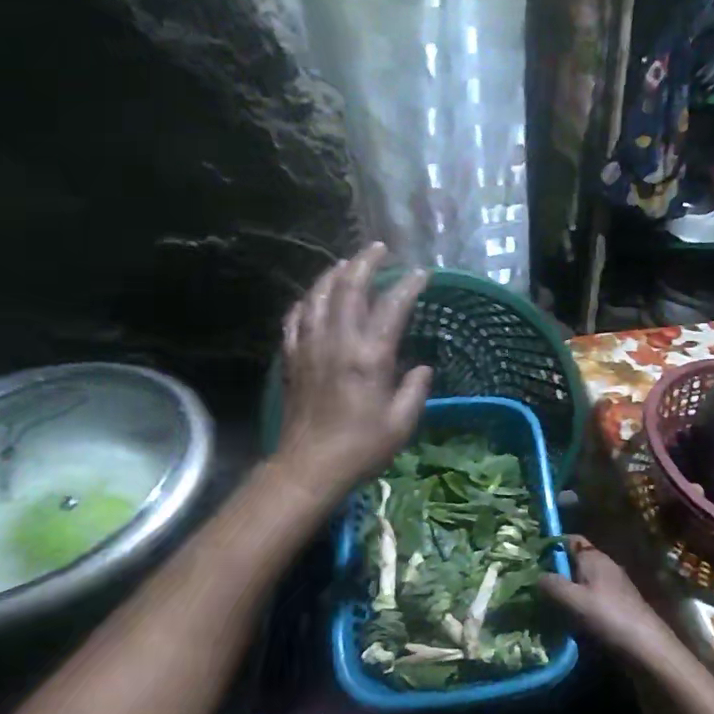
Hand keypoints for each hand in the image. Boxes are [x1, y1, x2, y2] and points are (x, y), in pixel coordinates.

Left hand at [276, 242, 431, 491]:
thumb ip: (415, 390)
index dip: (407, 285)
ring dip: (334, 274)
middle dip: (366, 262)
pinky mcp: (291, 357)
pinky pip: (296, 317)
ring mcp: (310, 346)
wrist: (310, 465)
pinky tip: (314, 298)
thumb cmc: (362, 447)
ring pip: (319, 295)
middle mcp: (338, 341)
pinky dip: (307, 301)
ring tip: (347, 264)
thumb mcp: (402, 423)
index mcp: (370, 357)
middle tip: (379, 249)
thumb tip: (421, 368)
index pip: (391, 307)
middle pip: (349, 287)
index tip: (420, 274)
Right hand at [541, 537, 687, 668]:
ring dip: (566, 589)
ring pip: (582, 580)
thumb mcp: (572, 599)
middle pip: (575, 561)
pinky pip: (591, 596)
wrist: (645, 645)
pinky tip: (566, 618)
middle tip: (532, 584)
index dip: (551, 545)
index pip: (570, 539)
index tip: (531, 558)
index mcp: (594, 557)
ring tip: (544, 603)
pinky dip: (577, 603)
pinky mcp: (617, 604)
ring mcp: (613, 585)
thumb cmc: (606, 616)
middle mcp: (605, 565)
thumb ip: (550, 584)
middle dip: (555, 570)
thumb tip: (536, 577)